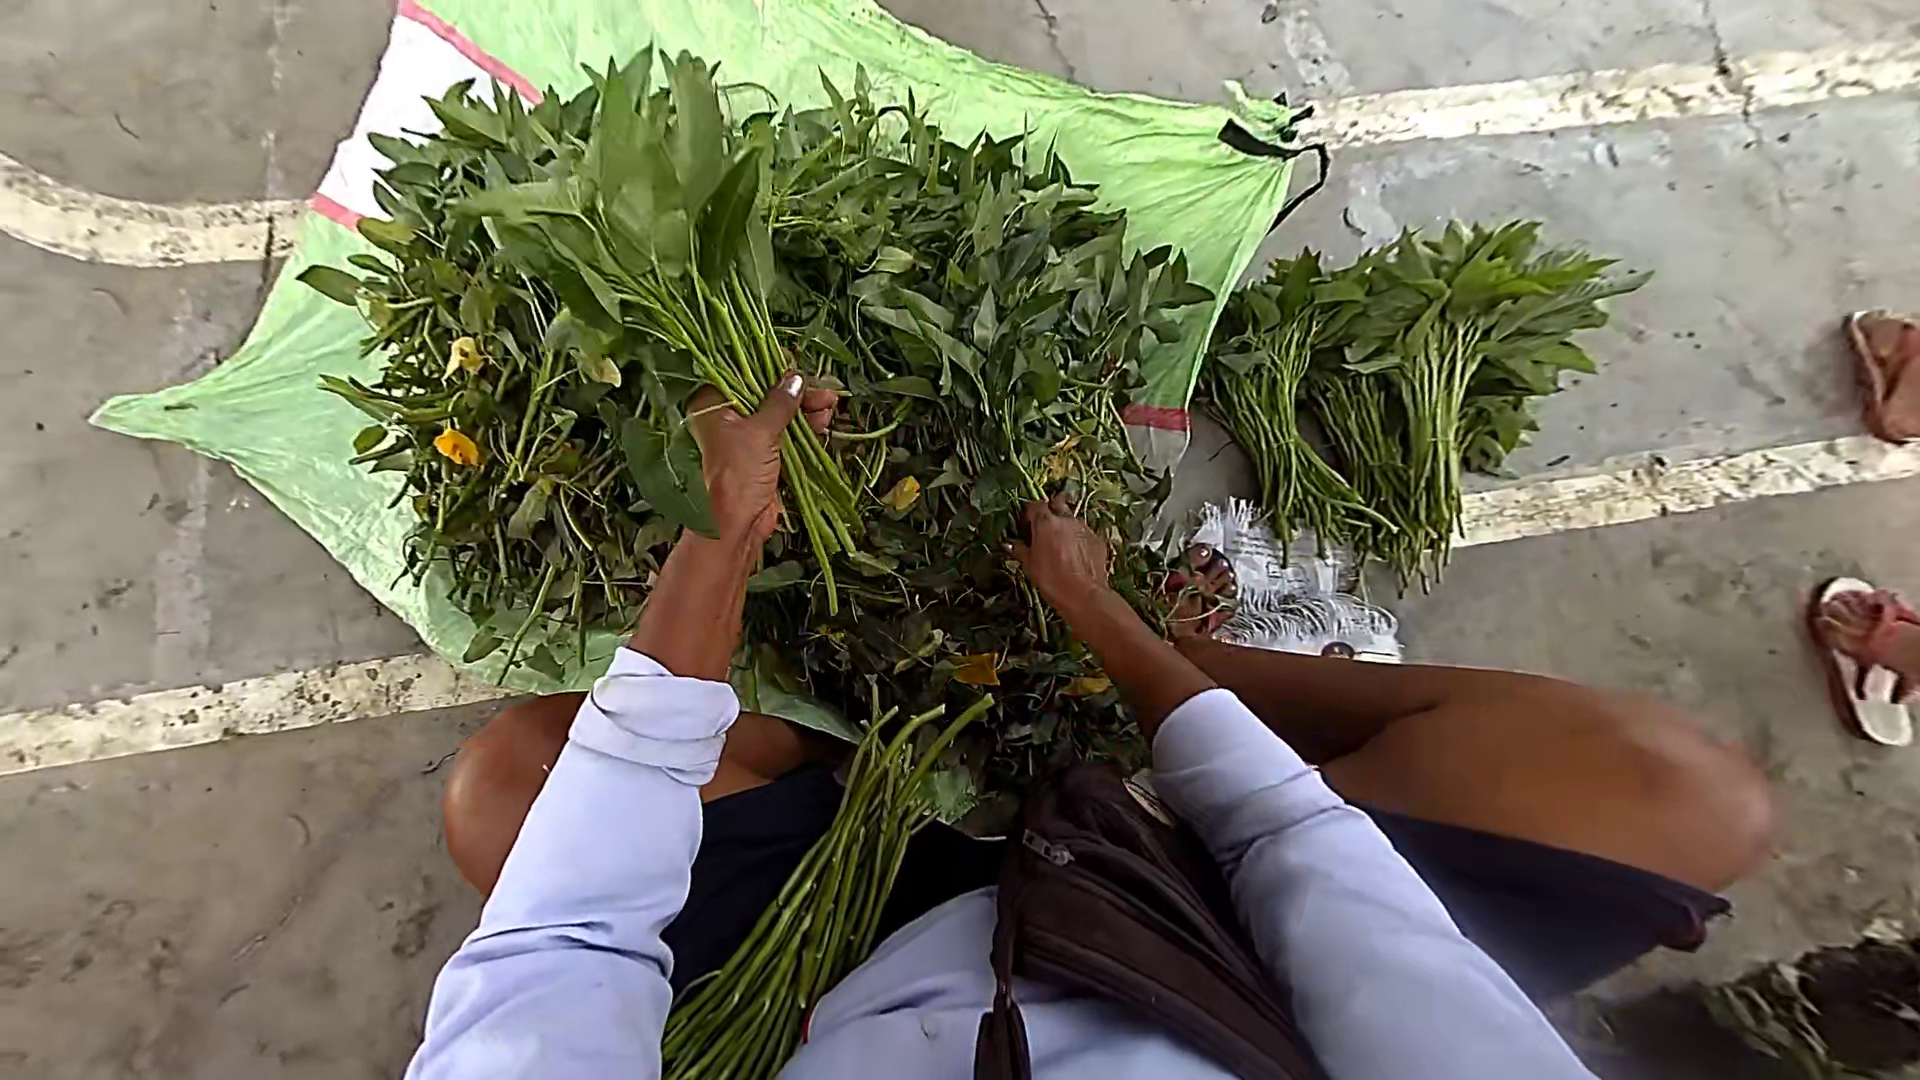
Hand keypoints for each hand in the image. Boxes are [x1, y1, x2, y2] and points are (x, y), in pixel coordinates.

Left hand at [688, 373, 838, 546]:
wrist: (738, 523)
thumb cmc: (737, 475)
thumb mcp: (760, 432)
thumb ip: (780, 403)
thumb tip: (796, 378)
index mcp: (714, 405)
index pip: (744, 373)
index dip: (773, 369)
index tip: (799, 368)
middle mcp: (729, 418)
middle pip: (767, 394)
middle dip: (798, 394)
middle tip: (825, 393)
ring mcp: (748, 438)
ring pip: (781, 415)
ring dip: (806, 411)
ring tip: (829, 408)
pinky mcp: (765, 456)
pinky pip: (788, 435)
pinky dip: (805, 429)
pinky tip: (823, 422)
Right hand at [1009, 494, 1112, 611]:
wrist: (1083, 594)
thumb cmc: (1051, 579)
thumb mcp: (1030, 565)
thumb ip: (1020, 550)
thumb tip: (1010, 544)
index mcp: (1045, 523)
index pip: (1035, 506)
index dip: (1029, 513)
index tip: (1026, 524)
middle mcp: (1066, 520)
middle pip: (1057, 504)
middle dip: (1051, 510)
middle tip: (1045, 526)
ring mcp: (1084, 528)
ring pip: (1072, 519)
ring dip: (1065, 526)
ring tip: (1060, 543)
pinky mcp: (1097, 539)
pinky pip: (1084, 533)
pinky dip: (1078, 539)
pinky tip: (1075, 554)